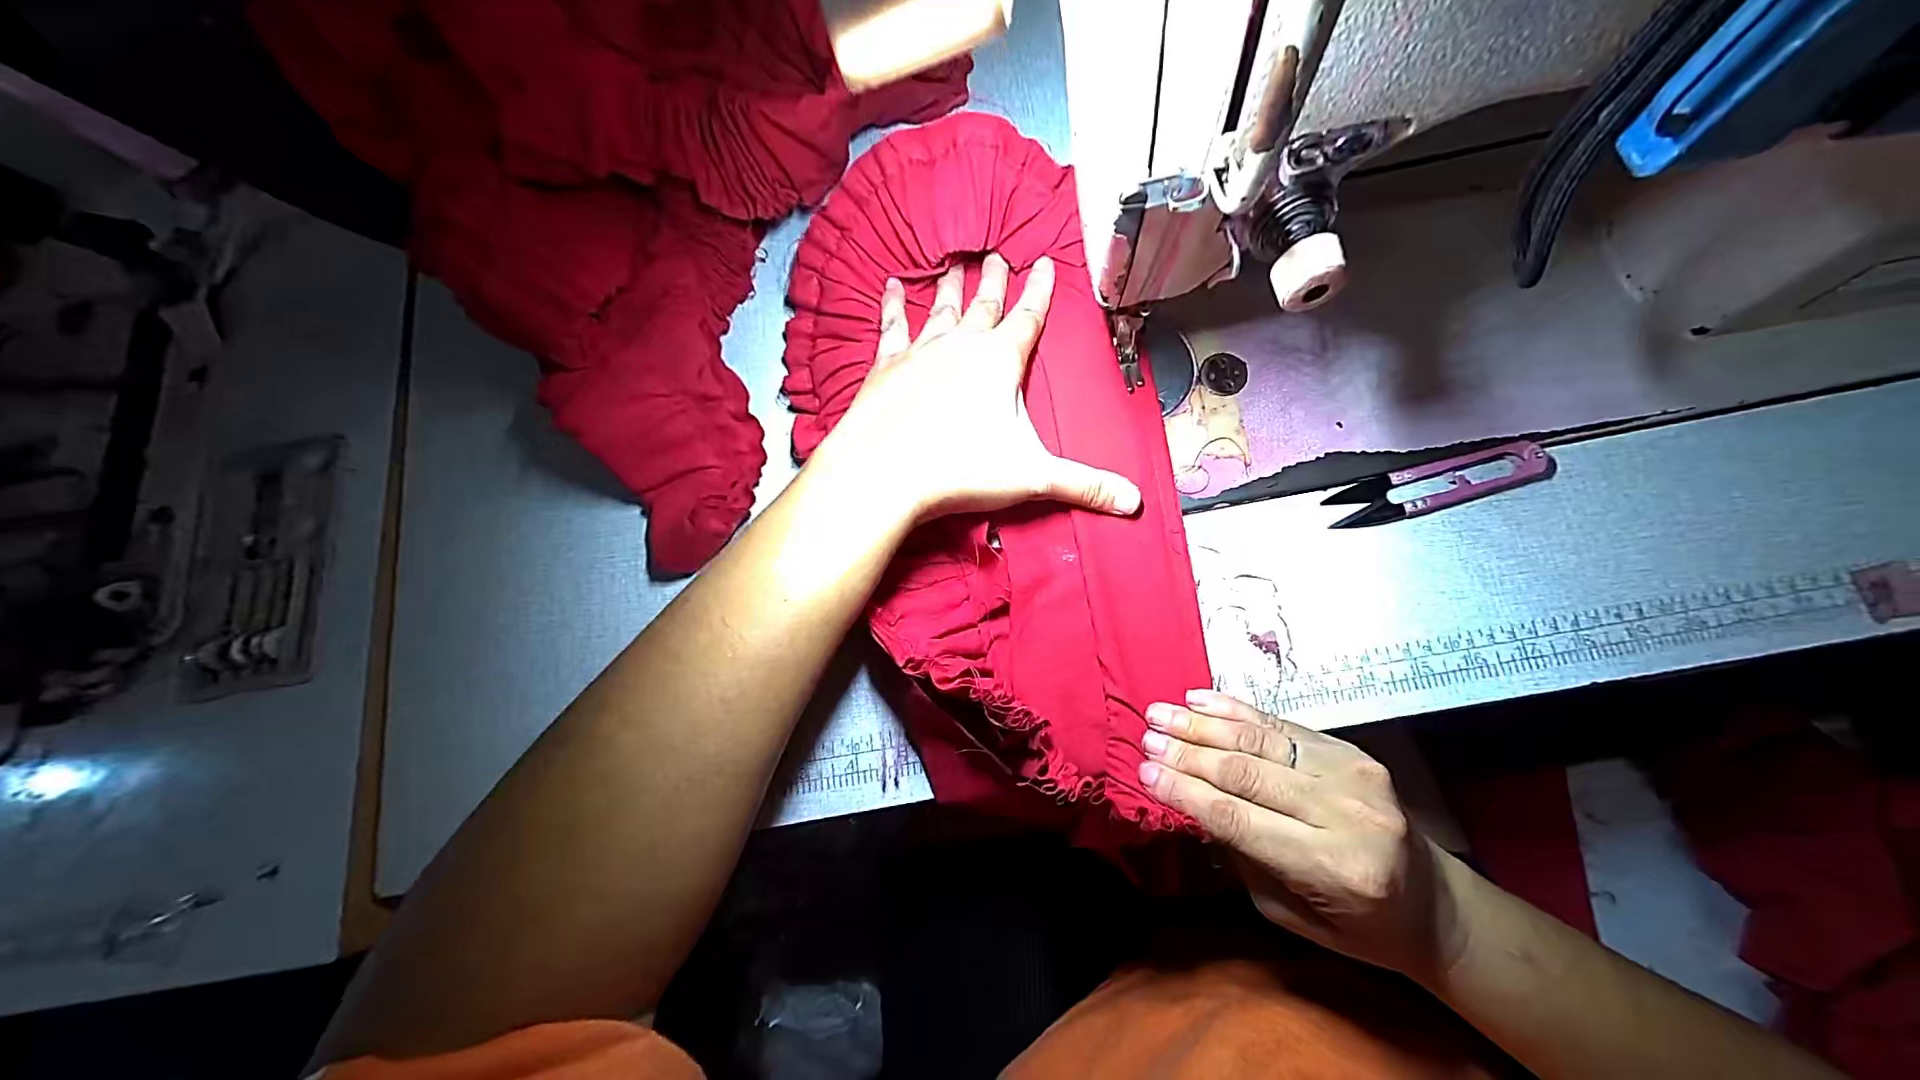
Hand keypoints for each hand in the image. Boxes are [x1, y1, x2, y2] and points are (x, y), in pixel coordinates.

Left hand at [808, 253, 1141, 525]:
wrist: (886, 472)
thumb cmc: (958, 469)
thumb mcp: (1032, 476)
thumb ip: (1083, 485)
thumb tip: (1131, 501)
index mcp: (1000, 362)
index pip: (1029, 317)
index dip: (1040, 291)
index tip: (1044, 265)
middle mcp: (961, 346)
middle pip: (984, 304)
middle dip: (995, 280)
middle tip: (999, 256)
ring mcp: (920, 351)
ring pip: (941, 308)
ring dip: (950, 286)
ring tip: (954, 265)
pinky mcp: (886, 366)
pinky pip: (891, 325)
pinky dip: (891, 304)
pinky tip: (888, 286)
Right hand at [1139, 690, 1465, 982]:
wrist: (1435, 907)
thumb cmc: (1356, 925)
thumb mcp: (1288, 911)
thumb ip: (1243, 854)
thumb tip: (1192, 799)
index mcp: (1335, 867)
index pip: (1239, 818)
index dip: (1186, 793)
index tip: (1144, 772)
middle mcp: (1347, 813)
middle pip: (1247, 773)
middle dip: (1189, 754)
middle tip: (1147, 739)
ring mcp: (1355, 775)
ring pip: (1262, 741)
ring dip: (1204, 725)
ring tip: (1161, 714)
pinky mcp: (1354, 752)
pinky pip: (1284, 725)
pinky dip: (1237, 712)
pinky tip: (1201, 701)